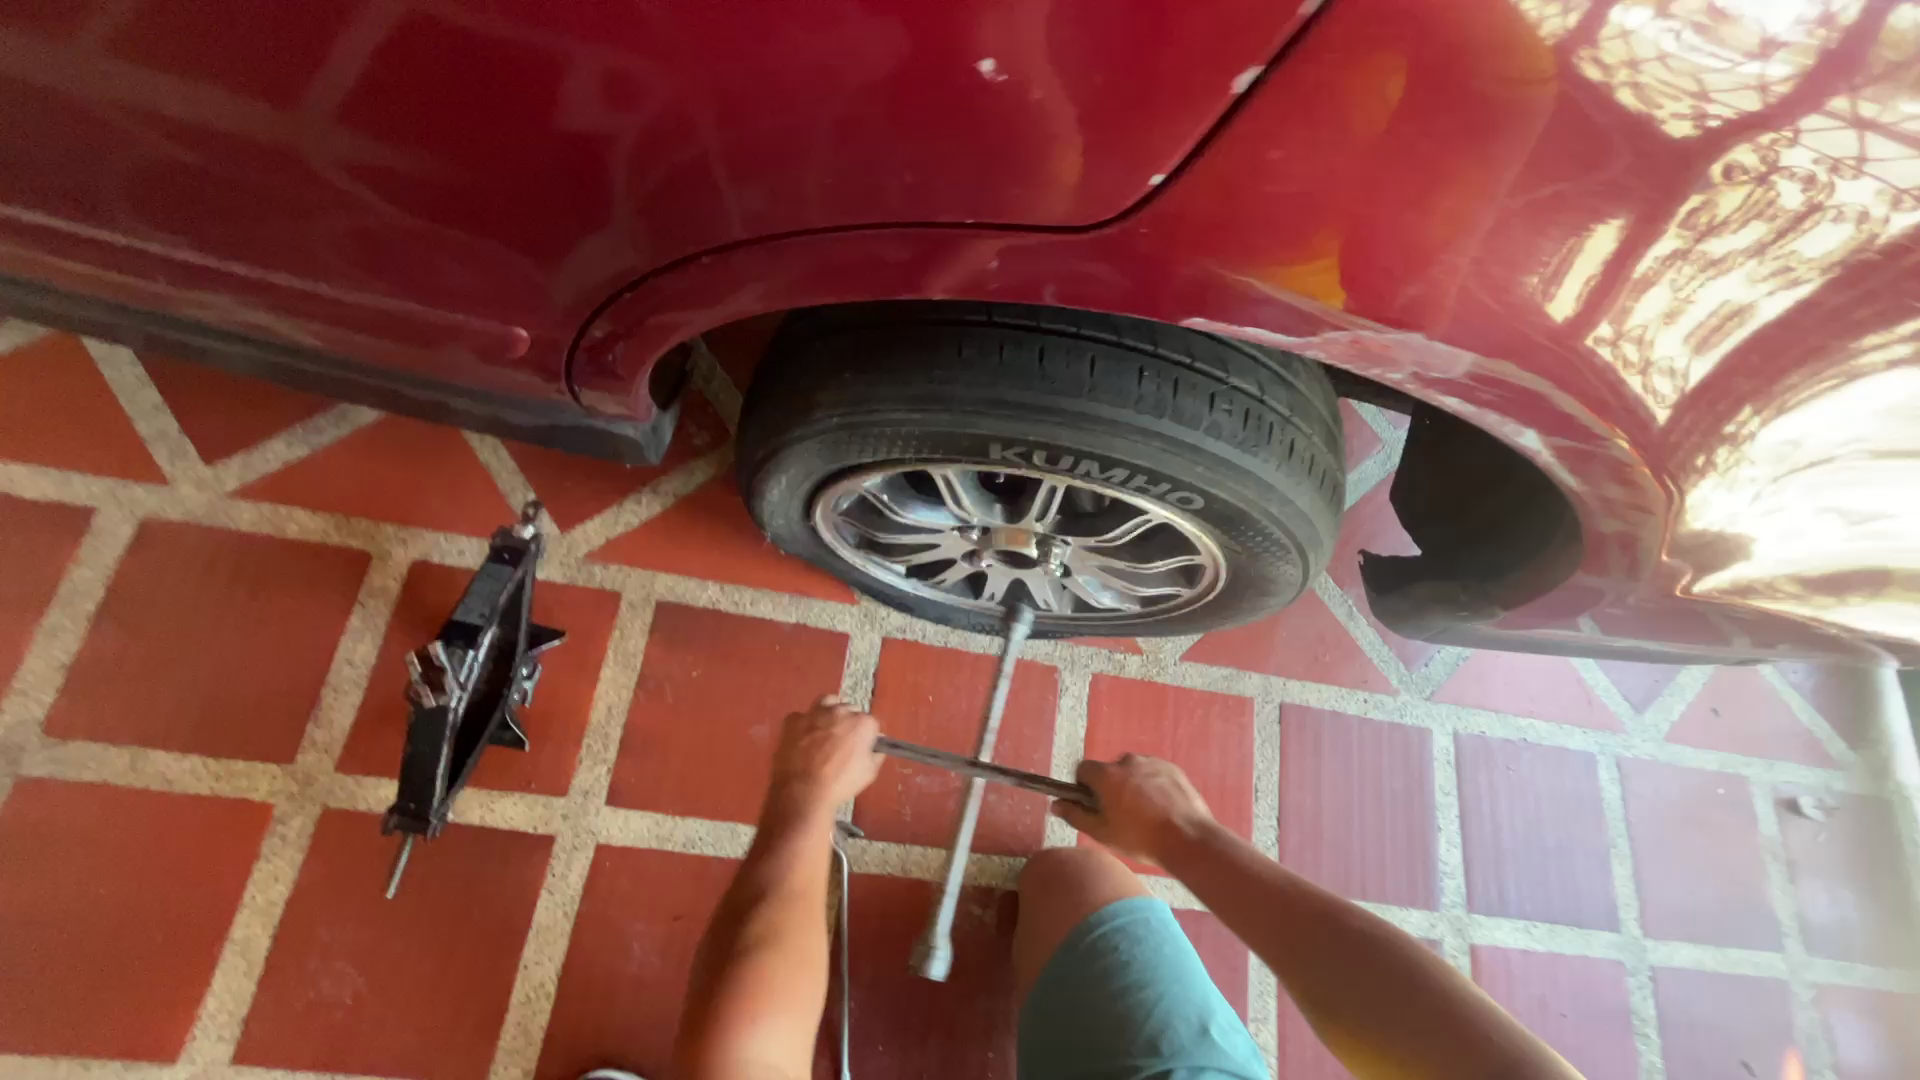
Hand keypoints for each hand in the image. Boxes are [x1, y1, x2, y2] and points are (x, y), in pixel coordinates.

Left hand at [763, 696, 881, 821]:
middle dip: (849, 723)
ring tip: (826, 729)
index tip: (862, 748)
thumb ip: (876, 753)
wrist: (803, 792)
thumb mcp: (869, 773)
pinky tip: (803, 738)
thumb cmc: (840, 784)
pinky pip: (802, 716)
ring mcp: (815, 713)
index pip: (871, 723)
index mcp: (862, 723)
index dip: (867, 736)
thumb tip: (876, 745)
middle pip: (850, 710)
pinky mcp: (793, 719)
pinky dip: (804, 724)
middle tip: (843, 742)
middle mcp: (840, 711)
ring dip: (829, 712)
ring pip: (827, 702)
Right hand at [1052, 754, 1215, 866]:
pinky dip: (1153, 785)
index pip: (1083, 769)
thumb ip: (1075, 815)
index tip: (1094, 805)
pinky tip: (1162, 808)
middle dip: (1111, 786)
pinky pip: (1154, 773)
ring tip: (1145, 813)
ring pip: (1133, 771)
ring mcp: (1152, 762)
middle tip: (1121, 814)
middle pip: (1109, 770)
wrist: (1188, 838)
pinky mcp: (1172, 768)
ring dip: (1133, 785)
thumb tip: (1055, 805)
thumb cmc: (1139, 838)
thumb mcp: (1102, 833)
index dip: (1084, 787)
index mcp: (1106, 774)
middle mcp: (1127, 761)